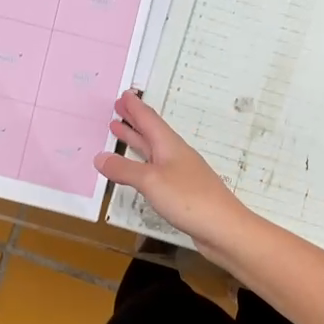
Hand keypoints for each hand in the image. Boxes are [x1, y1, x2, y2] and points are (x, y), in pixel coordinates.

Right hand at [95, 91, 253, 251]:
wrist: (224, 228)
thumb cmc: (188, 199)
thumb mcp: (150, 181)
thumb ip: (124, 169)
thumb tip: (100, 157)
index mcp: (169, 146)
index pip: (149, 120)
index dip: (135, 108)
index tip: (123, 94)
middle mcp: (175, 156)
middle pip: (151, 133)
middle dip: (134, 121)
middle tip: (117, 108)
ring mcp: (180, 174)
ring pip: (153, 151)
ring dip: (136, 140)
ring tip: (119, 131)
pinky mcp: (182, 192)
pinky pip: (156, 170)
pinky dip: (142, 164)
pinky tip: (138, 170)